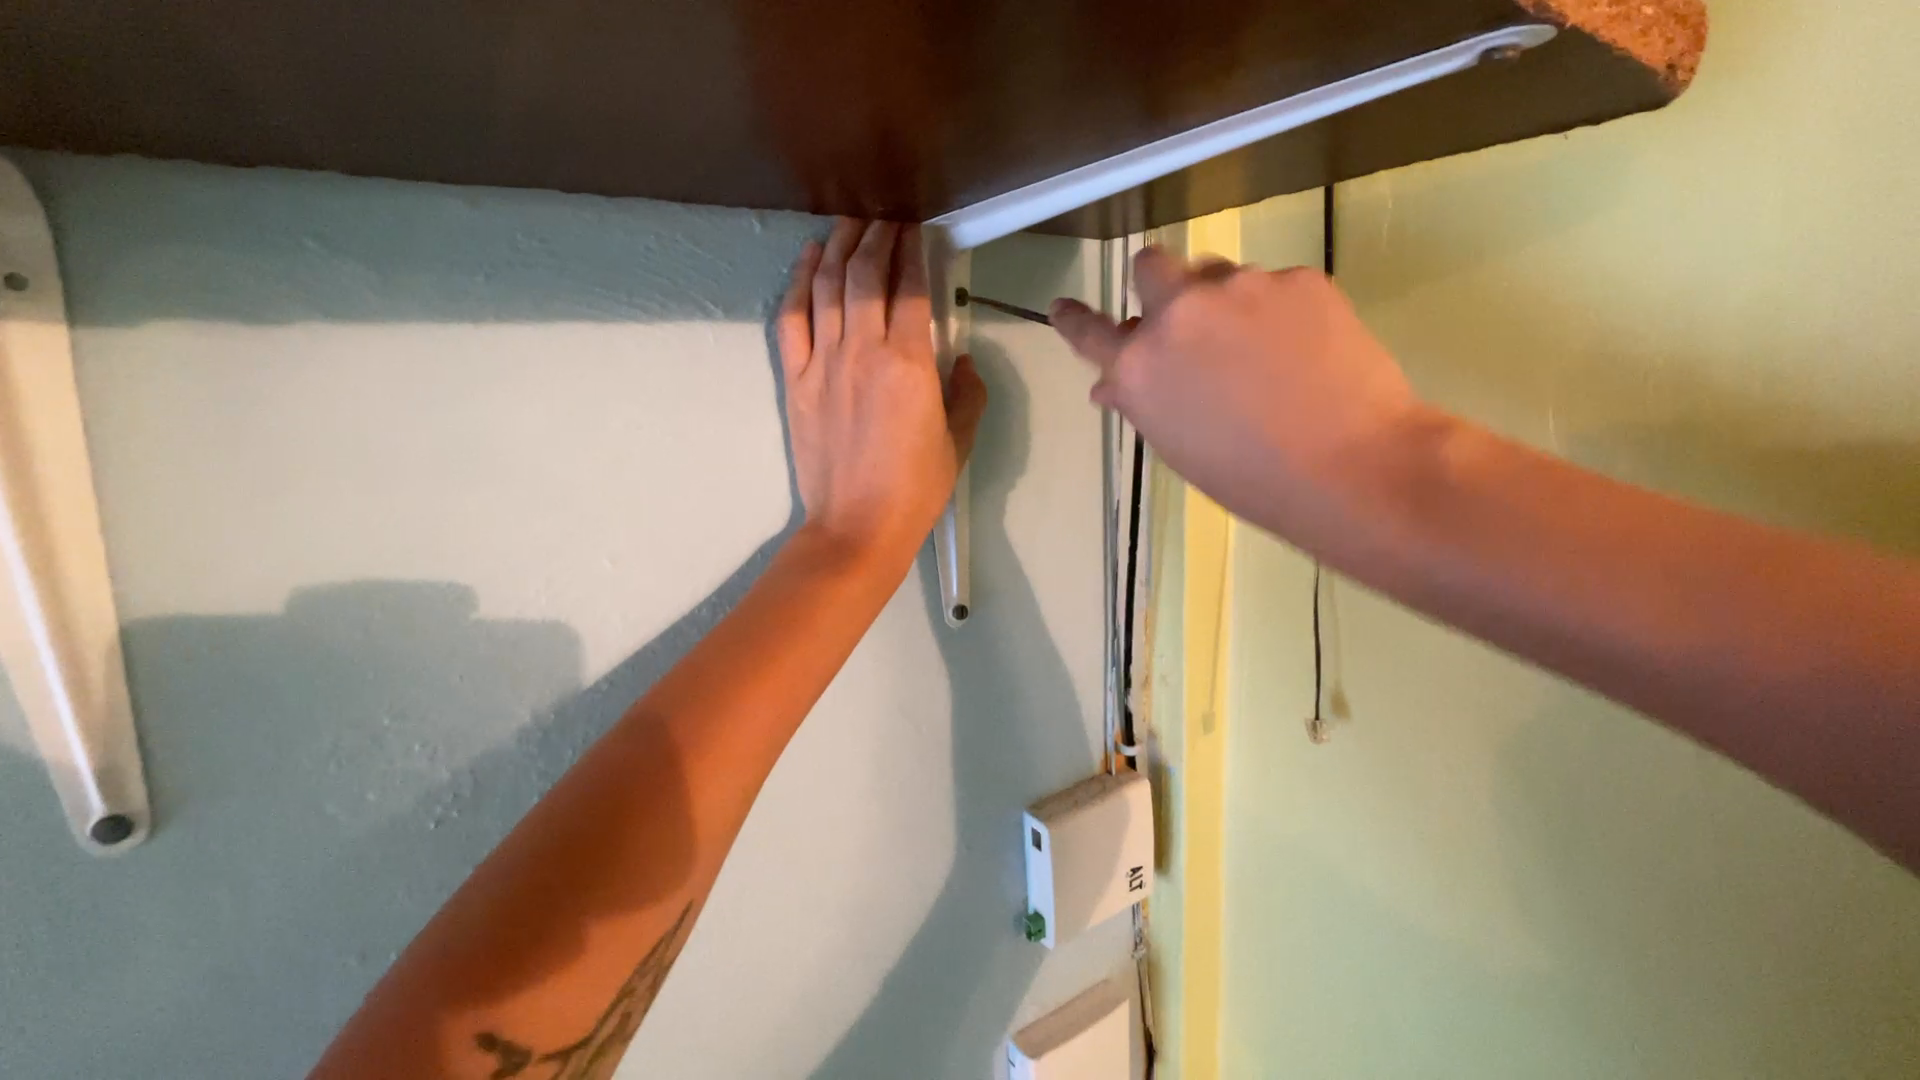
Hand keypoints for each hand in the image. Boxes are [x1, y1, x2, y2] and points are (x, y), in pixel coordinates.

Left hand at [778, 219, 986, 567]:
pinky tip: (809, 258)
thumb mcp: (960, 441)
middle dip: (878, 236)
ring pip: (829, 286)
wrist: (857, 526)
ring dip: (840, 247)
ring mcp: (824, 362)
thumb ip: (967, 394)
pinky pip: (792, 318)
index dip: (915, 252)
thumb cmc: (915, 489)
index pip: (912, 289)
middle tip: (887, 218)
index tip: (918, 230)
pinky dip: (799, 282)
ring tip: (851, 222)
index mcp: (909, 364)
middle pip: (867, 274)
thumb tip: (959, 359)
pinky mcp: (796, 379)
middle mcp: (864, 351)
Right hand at [1050, 247, 1422, 551]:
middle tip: (1185, 318)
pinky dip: (1277, 311)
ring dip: (1222, 299)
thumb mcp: (1178, 447)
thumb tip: (1112, 383)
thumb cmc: (1251, 478)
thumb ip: (1142, 401)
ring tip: (1258, 346)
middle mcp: (1179, 314)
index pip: (1090, 332)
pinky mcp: (1297, 277)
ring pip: (1217, 273)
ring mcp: (1240, 287)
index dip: (1073, 319)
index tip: (1063, 307)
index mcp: (1141, 366)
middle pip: (1151, 264)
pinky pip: (1273, 284)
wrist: (1351, 465)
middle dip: (1158, 285)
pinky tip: (1302, 349)